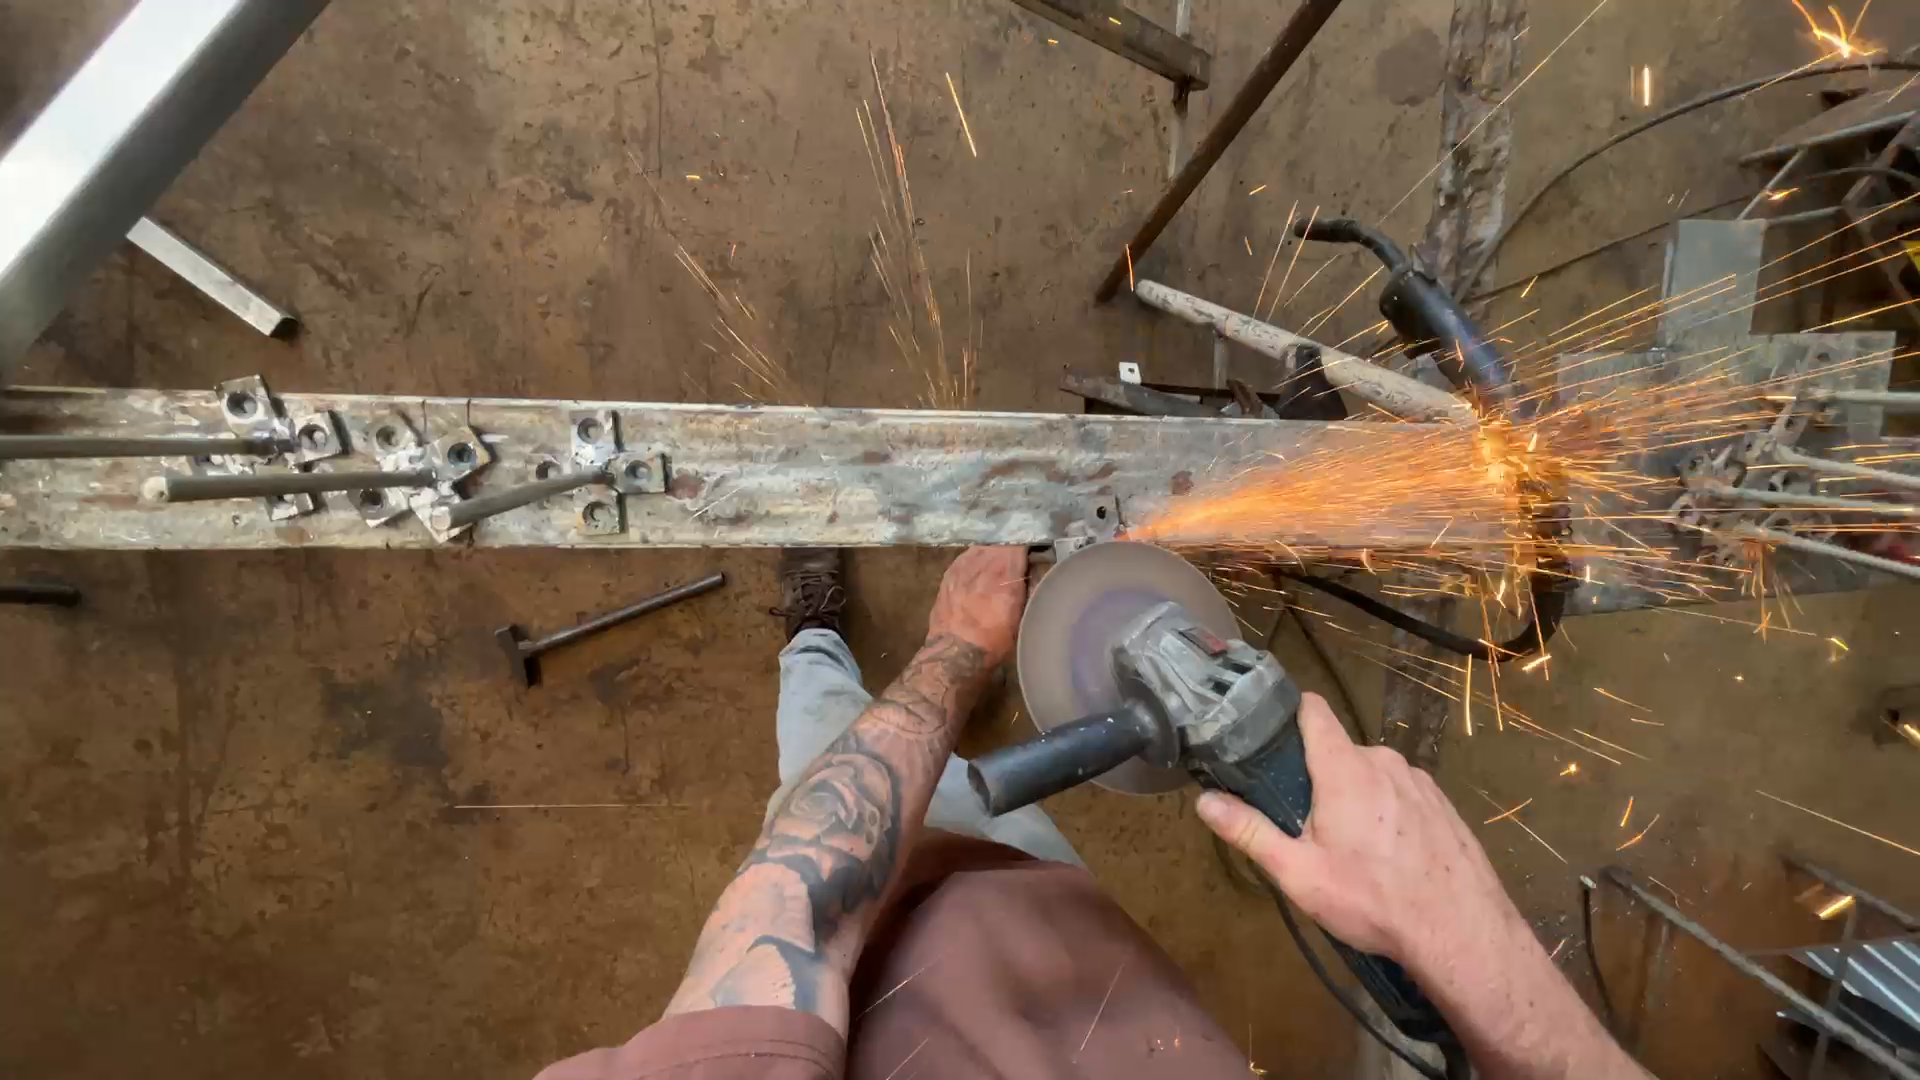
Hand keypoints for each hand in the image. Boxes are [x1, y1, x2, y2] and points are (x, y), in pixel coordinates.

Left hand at [925, 546, 1027, 669]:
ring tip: (996, 567)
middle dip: (1010, 551)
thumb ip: (1031, 588)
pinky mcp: (948, 573)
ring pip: (983, 548)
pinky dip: (975, 561)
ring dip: (992, 554)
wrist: (956, 653)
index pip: (1020, 544)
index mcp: (1006, 573)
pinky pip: (966, 557)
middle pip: (1001, 543)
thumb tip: (1038, 570)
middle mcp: (984, 563)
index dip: (1028, 548)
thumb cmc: (995, 640)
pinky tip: (978, 572)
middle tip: (1016, 563)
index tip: (1033, 555)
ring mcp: (963, 566)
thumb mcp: (1024, 617)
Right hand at [1195, 694, 1523, 975]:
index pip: (1312, 709)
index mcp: (1345, 767)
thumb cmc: (1374, 901)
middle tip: (1307, 820)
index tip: (1267, 735)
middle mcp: (1383, 761)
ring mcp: (1420, 781)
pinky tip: (1390, 854)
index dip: (1287, 712)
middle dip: (1317, 774)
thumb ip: (1249, 831)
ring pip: (1370, 772)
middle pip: (1336, 749)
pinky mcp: (1444, 805)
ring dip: (1354, 793)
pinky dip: (1387, 809)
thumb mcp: (1299, 873)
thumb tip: (1203, 801)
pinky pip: (1401, 791)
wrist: (1467, 940)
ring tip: (1351, 844)